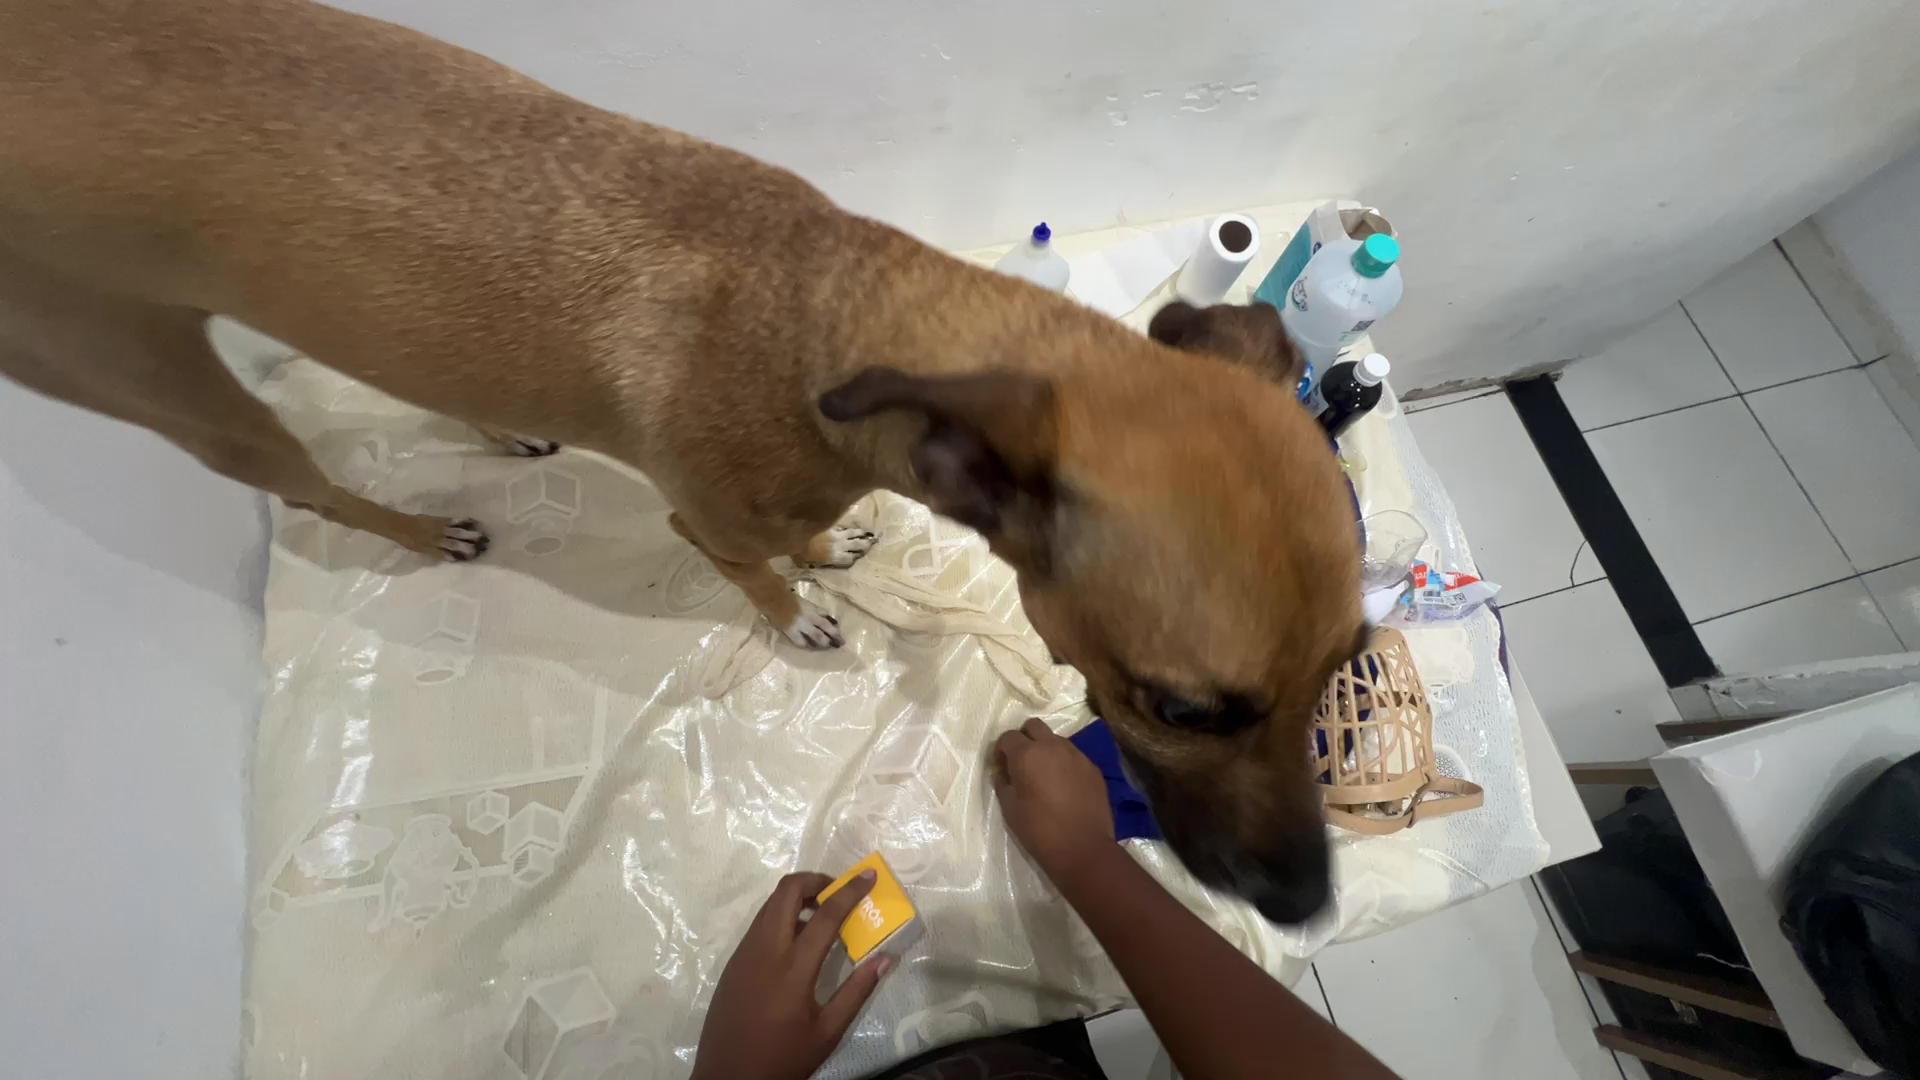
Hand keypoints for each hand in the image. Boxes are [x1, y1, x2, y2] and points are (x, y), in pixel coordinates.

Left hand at [690, 870, 893, 1079]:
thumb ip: (857, 991)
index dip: (850, 890)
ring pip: (771, 902)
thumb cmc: (782, 1060)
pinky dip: (781, 915)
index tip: (868, 876)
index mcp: (793, 967)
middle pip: (788, 889)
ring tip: (820, 916)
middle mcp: (766, 949)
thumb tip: (886, 958)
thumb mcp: (827, 1033)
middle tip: (837, 893)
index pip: (826, 913)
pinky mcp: (733, 962)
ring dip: (797, 896)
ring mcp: (745, 952)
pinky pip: (759, 922)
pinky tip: (796, 942)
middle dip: (816, 880)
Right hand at [993, 718, 1115, 883]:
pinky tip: (1064, 787)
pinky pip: (1073, 756)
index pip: (1008, 736)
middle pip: (1033, 726)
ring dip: (1046, 750)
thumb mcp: (1010, 809)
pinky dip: (1064, 764)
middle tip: (1021, 762)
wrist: (1083, 849)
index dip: (1000, 750)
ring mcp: (1076, 755)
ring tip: (1045, 775)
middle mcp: (1052, 746)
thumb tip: (1003, 773)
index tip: (1001, 767)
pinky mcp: (1092, 768)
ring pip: (1055, 739)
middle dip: (1023, 738)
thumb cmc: (1040, 830)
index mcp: (1027, 754)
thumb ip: (1003, 784)